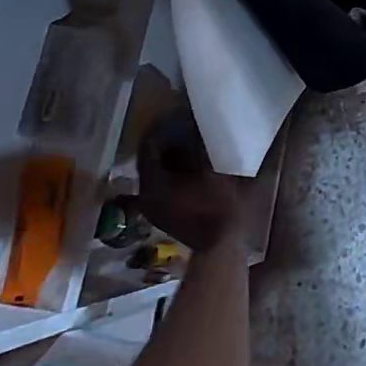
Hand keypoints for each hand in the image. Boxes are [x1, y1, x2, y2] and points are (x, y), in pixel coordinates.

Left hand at [135, 109, 240, 252]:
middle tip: (183, 131)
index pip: (148, 150)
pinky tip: (191, 172)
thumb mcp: (211, 174)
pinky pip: (163, 188)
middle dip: (166, 147)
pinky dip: (174, 176)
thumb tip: (193, 130)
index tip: (173, 120)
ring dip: (171, 162)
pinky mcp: (165, 216)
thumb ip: (198, 152)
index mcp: (153, 185)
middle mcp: (146, 196)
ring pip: (157, 176)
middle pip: (151, 163)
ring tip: (190, 149)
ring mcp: (154, 208)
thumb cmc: (215, 208)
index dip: (159, 133)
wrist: (220, 245)